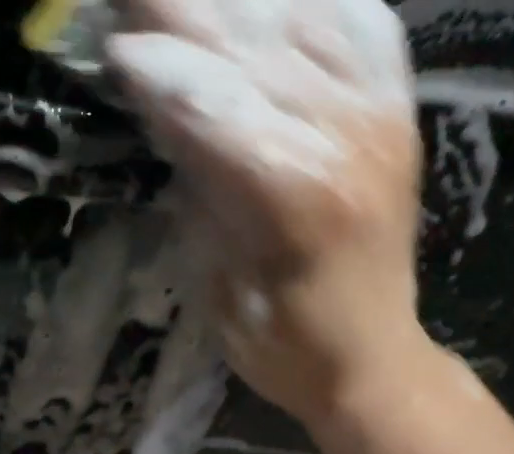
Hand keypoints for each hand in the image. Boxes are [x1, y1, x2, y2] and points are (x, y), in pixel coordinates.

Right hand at [105, 0, 430, 428]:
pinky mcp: (398, 114)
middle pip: (256, 49)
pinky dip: (318, 5)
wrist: (370, 358)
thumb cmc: (278, 343)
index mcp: (292, 193)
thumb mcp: (218, 281)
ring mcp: (379, 118)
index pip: (215, 103)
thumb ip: (199, 192)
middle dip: (189, 15)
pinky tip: (277, 2)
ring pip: (307, 25)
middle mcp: (344, 137)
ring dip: (240, 3)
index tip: (115, 41)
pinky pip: (366, 31)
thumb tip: (168, 118)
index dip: (162, 68)